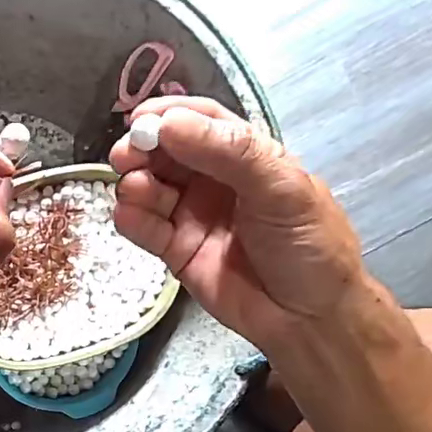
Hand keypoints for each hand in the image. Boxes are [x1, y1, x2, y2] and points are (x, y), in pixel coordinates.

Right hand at [110, 96, 365, 348]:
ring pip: (151, 189)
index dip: (171, 115)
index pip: (202, 121)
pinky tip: (128, 214)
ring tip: (133, 189)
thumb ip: (229, 152)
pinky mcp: (176, 251)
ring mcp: (192, 216)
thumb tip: (168, 124)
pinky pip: (147, 229)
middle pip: (167, 153)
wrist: (306, 316)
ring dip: (135, 183)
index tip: (141, 119)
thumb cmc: (307, 243)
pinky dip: (132, 219)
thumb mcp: (280, 187)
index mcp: (245, 155)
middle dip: (142, 149)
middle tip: (124, 154)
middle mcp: (214, 181)